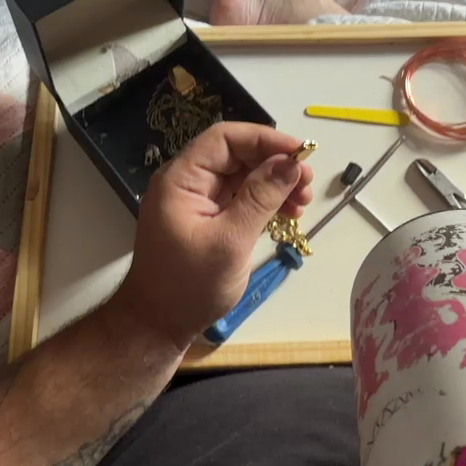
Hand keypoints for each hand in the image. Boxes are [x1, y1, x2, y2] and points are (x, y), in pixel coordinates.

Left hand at [105, 122, 312, 353]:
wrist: (157, 326)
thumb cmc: (188, 286)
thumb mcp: (230, 241)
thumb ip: (261, 198)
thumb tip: (290, 163)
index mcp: (181, 179)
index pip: (224, 139)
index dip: (264, 139)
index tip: (300, 152)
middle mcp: (187, 182)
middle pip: (236, 154)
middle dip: (274, 163)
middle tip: (307, 183)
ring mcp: (197, 200)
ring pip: (242, 175)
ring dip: (274, 183)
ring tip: (302, 202)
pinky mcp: (207, 218)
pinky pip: (240, 196)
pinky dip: (265, 201)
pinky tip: (288, 214)